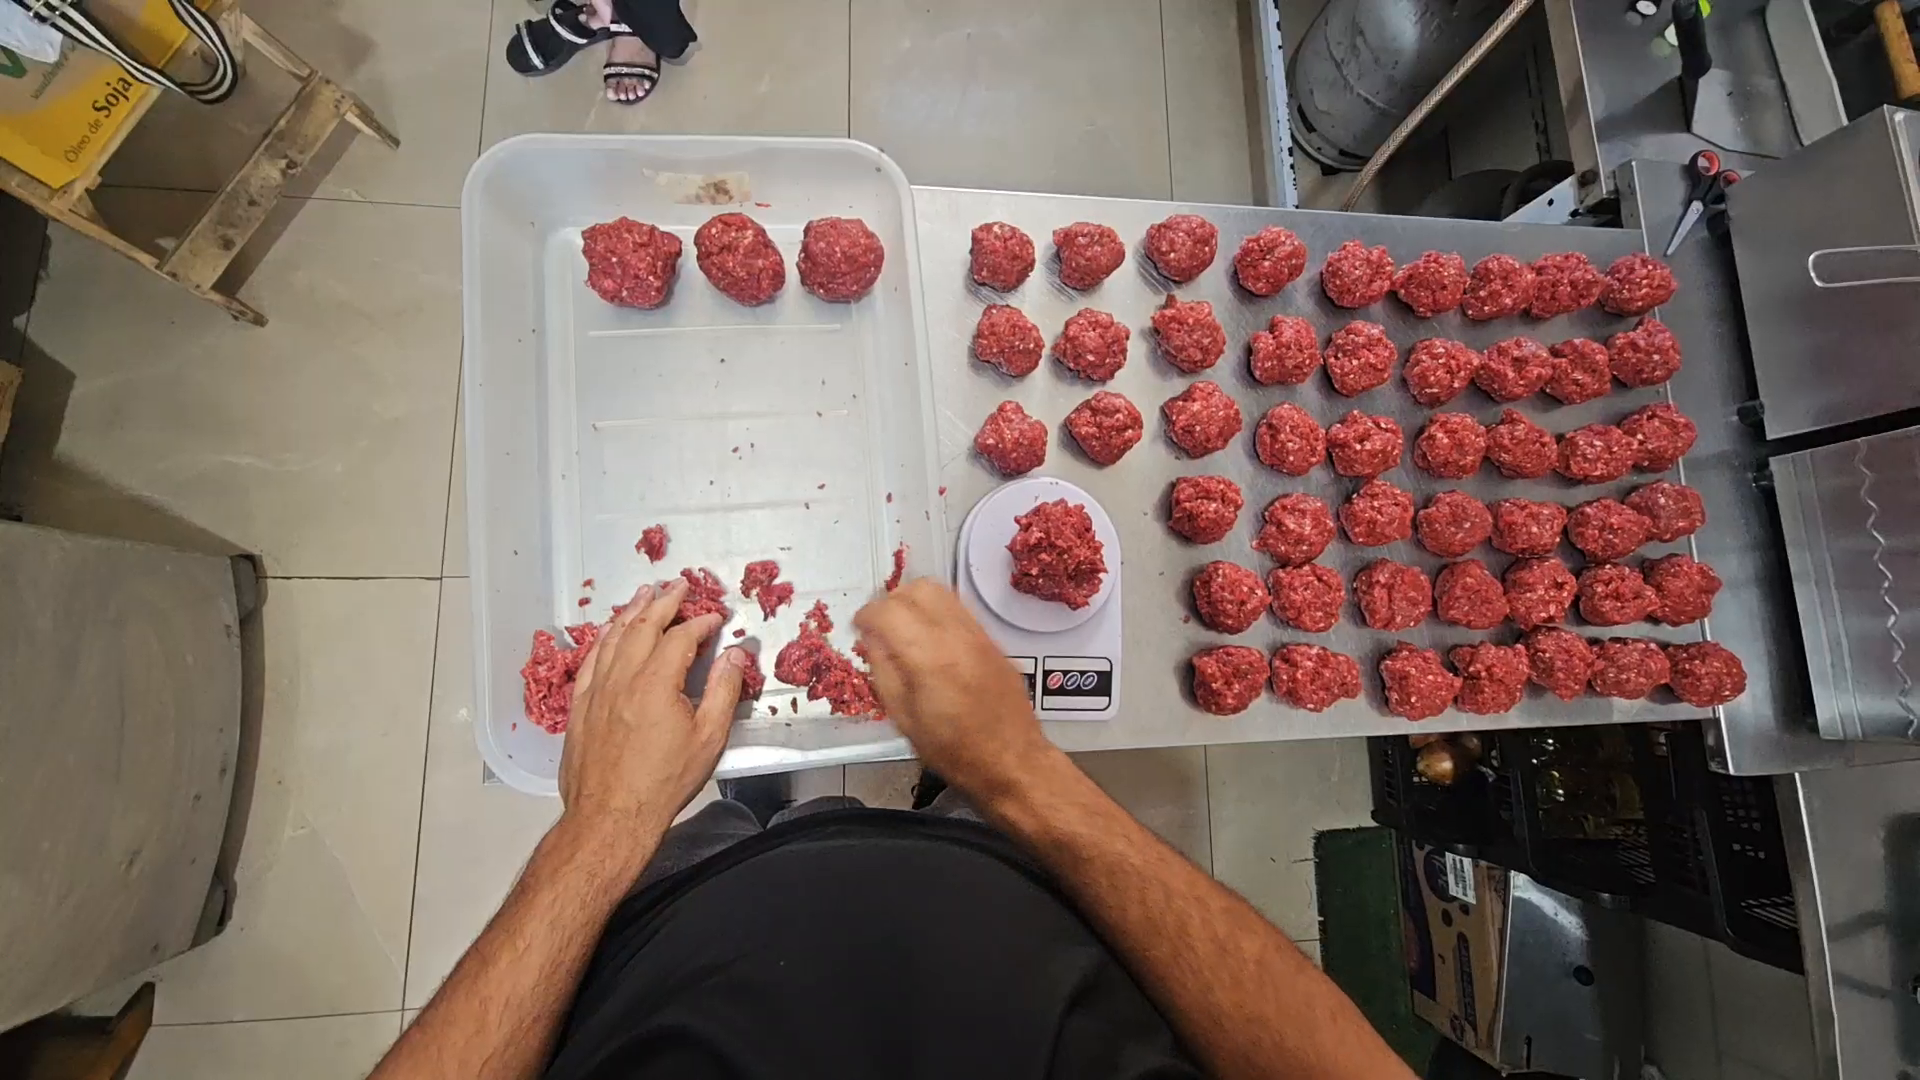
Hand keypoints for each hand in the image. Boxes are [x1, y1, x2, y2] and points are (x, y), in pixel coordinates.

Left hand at [559, 578, 748, 836]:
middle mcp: (623, 678)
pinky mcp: (580, 706)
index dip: (700, 623)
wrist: (610, 817)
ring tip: (646, 593)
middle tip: (679, 585)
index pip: (680, 638)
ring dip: (632, 611)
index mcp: (656, 683)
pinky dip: (604, 637)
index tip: (716, 618)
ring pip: (614, 637)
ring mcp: (597, 690)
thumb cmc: (665, 781)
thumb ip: (723, 690)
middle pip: (643, 626)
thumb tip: (734, 654)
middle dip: (664, 602)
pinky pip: (591, 659)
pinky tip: (611, 630)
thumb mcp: (709, 737)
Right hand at [853, 580, 1058, 802]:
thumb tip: (871, 640)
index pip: (889, 611)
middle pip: (916, 589)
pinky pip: (959, 608)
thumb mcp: (905, 718)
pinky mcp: (992, 640)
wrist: (1012, 760)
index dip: (866, 615)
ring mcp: (978, 634)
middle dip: (890, 602)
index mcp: (929, 658)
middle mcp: (956, 636)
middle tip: (880, 626)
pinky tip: (929, 638)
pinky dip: (936, 611)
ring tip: (903, 629)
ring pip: (940, 591)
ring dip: (914, 602)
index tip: (859, 628)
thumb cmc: (954, 750)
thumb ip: (884, 671)